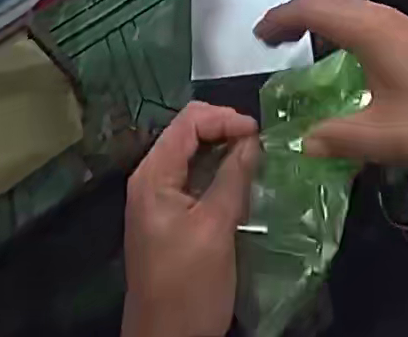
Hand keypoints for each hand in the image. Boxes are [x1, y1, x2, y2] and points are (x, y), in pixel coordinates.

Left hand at [123, 102, 259, 336]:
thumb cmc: (188, 289)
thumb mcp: (216, 229)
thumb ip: (233, 177)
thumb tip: (252, 140)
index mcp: (153, 175)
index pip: (188, 122)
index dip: (224, 118)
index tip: (256, 132)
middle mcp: (150, 177)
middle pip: (187, 131)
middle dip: (223, 129)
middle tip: (257, 142)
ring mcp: (157, 196)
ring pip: (191, 152)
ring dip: (222, 148)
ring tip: (253, 157)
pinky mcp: (168, 214)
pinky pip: (192, 175)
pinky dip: (216, 169)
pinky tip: (238, 179)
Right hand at [254, 0, 407, 166]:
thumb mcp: (393, 137)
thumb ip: (342, 139)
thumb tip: (301, 142)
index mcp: (369, 31)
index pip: (311, 8)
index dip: (279, 18)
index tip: (256, 37)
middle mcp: (379, 15)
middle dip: (291, 10)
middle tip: (269, 39)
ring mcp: (396, 20)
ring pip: (342, 1)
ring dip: (313, 13)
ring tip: (294, 42)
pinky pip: (356, 12)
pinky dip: (332, 20)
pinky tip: (336, 51)